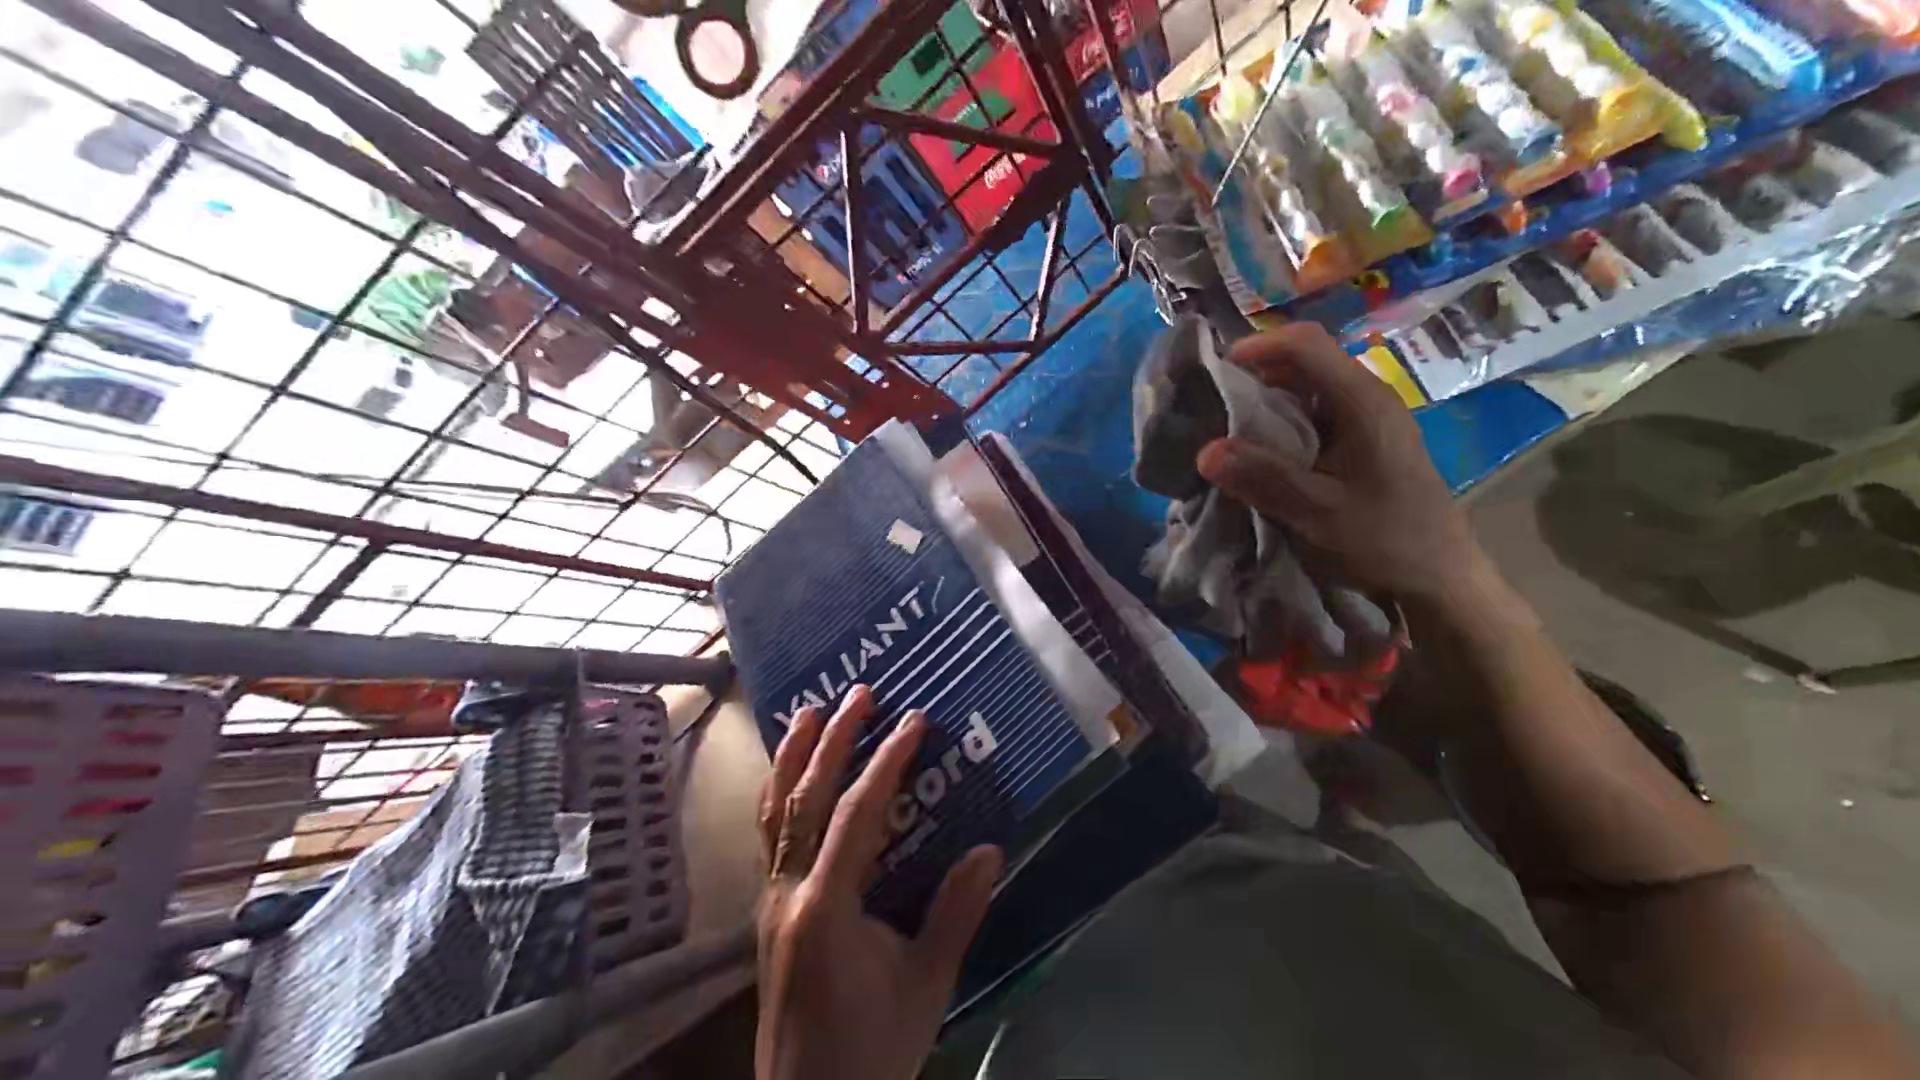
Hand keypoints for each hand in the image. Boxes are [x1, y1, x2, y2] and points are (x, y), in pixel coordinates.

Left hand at [755, 684, 1003, 1079]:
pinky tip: (788, 776)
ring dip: (792, 757)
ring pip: (774, 813)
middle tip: (858, 696)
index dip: (886, 763)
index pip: (857, 815)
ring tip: (806, 712)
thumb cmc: (872, 1047)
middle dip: (832, 741)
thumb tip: (990, 849)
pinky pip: (768, 836)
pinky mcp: (768, 911)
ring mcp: (770, 899)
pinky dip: (778, 793)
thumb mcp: (926, 985)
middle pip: (806, 799)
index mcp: (825, 907)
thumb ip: (955, 914)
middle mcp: (787, 892)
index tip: (912, 721)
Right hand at [1196, 323, 1475, 602]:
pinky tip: (1262, 451)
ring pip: (1307, 387)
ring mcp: (1367, 418)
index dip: (1258, 346)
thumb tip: (1205, 451)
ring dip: (1266, 400)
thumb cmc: (1382, 539)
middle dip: (1254, 375)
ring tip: (1229, 429)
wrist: (1436, 575)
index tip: (1216, 371)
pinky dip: (1282, 421)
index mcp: (1362, 402)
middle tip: (1213, 405)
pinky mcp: (1362, 439)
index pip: (1306, 344)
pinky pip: (1314, 412)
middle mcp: (1367, 398)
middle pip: (1304, 360)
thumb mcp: (1317, 512)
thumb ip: (1264, 478)